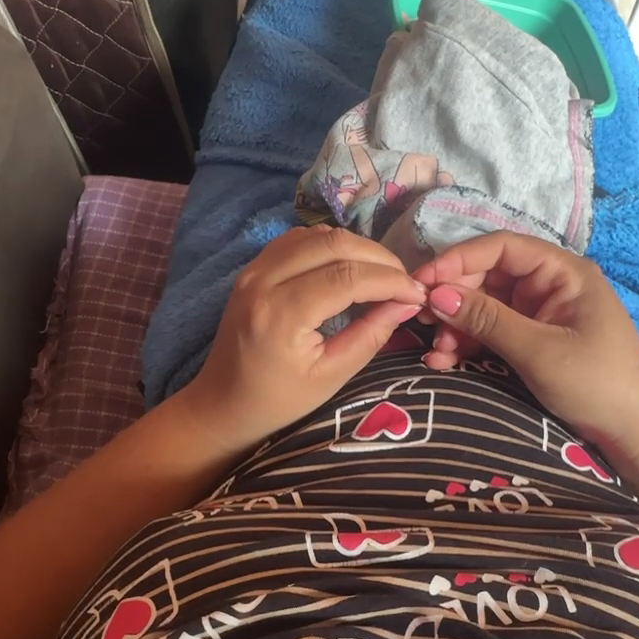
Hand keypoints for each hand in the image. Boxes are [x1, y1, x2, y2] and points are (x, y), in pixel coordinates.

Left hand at [177, 226, 427, 448]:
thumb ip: (371, 335)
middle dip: (379, 258)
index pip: (347, 277)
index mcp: (281, 314)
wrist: (221, 404)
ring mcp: (254, 269)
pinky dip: (330, 245)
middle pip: (334, 244)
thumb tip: (407, 303)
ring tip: (382, 275)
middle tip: (404, 281)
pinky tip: (349, 267)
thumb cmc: (278, 401)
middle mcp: (263, 281)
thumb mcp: (331, 376)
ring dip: (356, 247)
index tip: (417, 294)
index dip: (390, 280)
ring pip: (317, 234)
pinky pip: (298, 239)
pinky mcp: (252, 267)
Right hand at [411, 231, 638, 454]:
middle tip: (421, 323)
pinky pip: (490, 333)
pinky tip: (444, 361)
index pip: (501, 248)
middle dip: (453, 299)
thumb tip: (436, 294)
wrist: (634, 435)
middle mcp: (548, 285)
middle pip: (487, 277)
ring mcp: (538, 314)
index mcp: (562, 272)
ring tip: (436, 354)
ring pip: (483, 307)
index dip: (458, 260)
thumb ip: (486, 320)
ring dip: (455, 327)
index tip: (422, 282)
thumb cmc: (598, 384)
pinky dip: (466, 345)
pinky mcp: (531, 342)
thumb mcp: (538, 351)